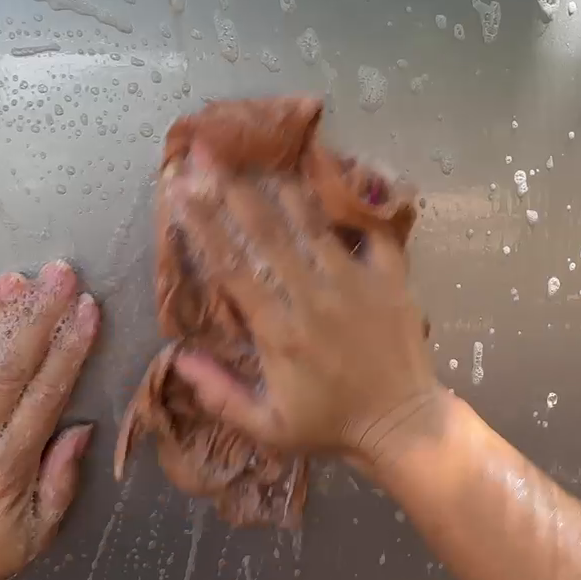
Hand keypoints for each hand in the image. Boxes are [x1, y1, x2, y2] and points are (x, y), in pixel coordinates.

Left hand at [0, 261, 99, 579]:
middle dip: (36, 318)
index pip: (44, 395)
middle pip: (5, 371)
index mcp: (4, 470)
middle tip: (57, 274)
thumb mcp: (32, 539)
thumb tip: (82, 429)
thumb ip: (60, 483)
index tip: (86, 310)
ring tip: (9, 282)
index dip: (68, 349)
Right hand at [169, 143, 441, 473]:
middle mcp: (314, 299)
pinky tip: (337, 178)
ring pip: (315, 224)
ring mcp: (356, 285)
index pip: (231, 269)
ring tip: (265, 156)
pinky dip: (354, 204)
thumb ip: (220, 394)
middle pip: (267, 234)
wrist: (402, 424)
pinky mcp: (390, 281)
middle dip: (235, 190)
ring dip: (286, 188)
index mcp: (279, 333)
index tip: (182, 192)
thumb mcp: (267, 427)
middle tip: (212, 152)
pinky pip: (372, 232)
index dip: (203, 227)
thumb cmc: (330, 426)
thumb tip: (178, 358)